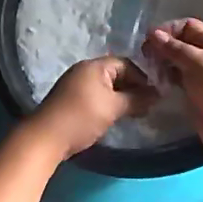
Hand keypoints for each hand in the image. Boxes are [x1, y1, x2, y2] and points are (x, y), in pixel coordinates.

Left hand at [30, 56, 156, 157]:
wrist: (46, 137)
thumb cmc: (82, 117)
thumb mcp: (113, 107)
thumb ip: (136, 99)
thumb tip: (156, 94)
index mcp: (94, 66)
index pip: (126, 64)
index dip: (142, 78)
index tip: (155, 96)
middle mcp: (84, 70)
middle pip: (115, 74)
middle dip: (133, 88)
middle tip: (147, 106)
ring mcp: (75, 85)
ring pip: (106, 87)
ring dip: (121, 98)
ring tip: (134, 114)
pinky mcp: (70, 100)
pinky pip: (96, 96)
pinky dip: (108, 104)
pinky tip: (115, 117)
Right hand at [143, 19, 202, 152]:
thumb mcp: (197, 62)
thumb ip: (174, 47)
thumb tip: (153, 33)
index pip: (189, 26)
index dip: (169, 29)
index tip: (149, 38)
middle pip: (182, 44)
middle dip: (163, 46)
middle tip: (144, 55)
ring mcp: (202, 76)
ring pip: (178, 62)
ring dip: (163, 63)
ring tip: (147, 69)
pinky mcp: (196, 93)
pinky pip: (178, 80)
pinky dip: (167, 78)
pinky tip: (155, 81)